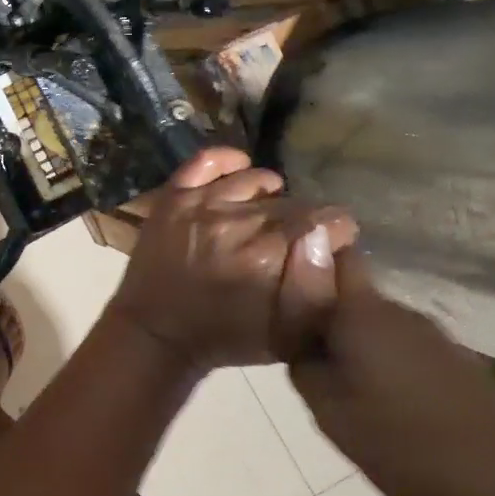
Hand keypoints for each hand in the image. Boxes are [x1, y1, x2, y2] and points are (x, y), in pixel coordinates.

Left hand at [107, 148, 354, 370]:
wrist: (156, 329)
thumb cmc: (228, 336)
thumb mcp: (291, 332)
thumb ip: (320, 285)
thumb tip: (330, 237)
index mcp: (267, 254)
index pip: (323, 219)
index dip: (338, 231)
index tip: (335, 243)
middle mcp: (234, 221)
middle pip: (289, 202)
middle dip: (304, 219)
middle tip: (297, 239)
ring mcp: (199, 204)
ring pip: (252, 180)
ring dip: (270, 192)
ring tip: (270, 212)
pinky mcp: (172, 198)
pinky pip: (203, 162)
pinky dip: (226, 159)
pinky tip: (240, 168)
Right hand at [290, 255, 494, 495]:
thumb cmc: (402, 443)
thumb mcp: (325, 403)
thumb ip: (298, 351)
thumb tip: (287, 316)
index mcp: (361, 310)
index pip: (328, 250)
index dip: (300, 248)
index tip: (271, 260)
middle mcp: (401, 312)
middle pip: (348, 289)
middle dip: (320, 302)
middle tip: (293, 334)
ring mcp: (438, 340)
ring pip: (376, 321)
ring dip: (353, 334)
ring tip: (333, 368)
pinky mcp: (462, 367)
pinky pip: (404, 347)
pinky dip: (384, 358)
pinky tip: (378, 391)